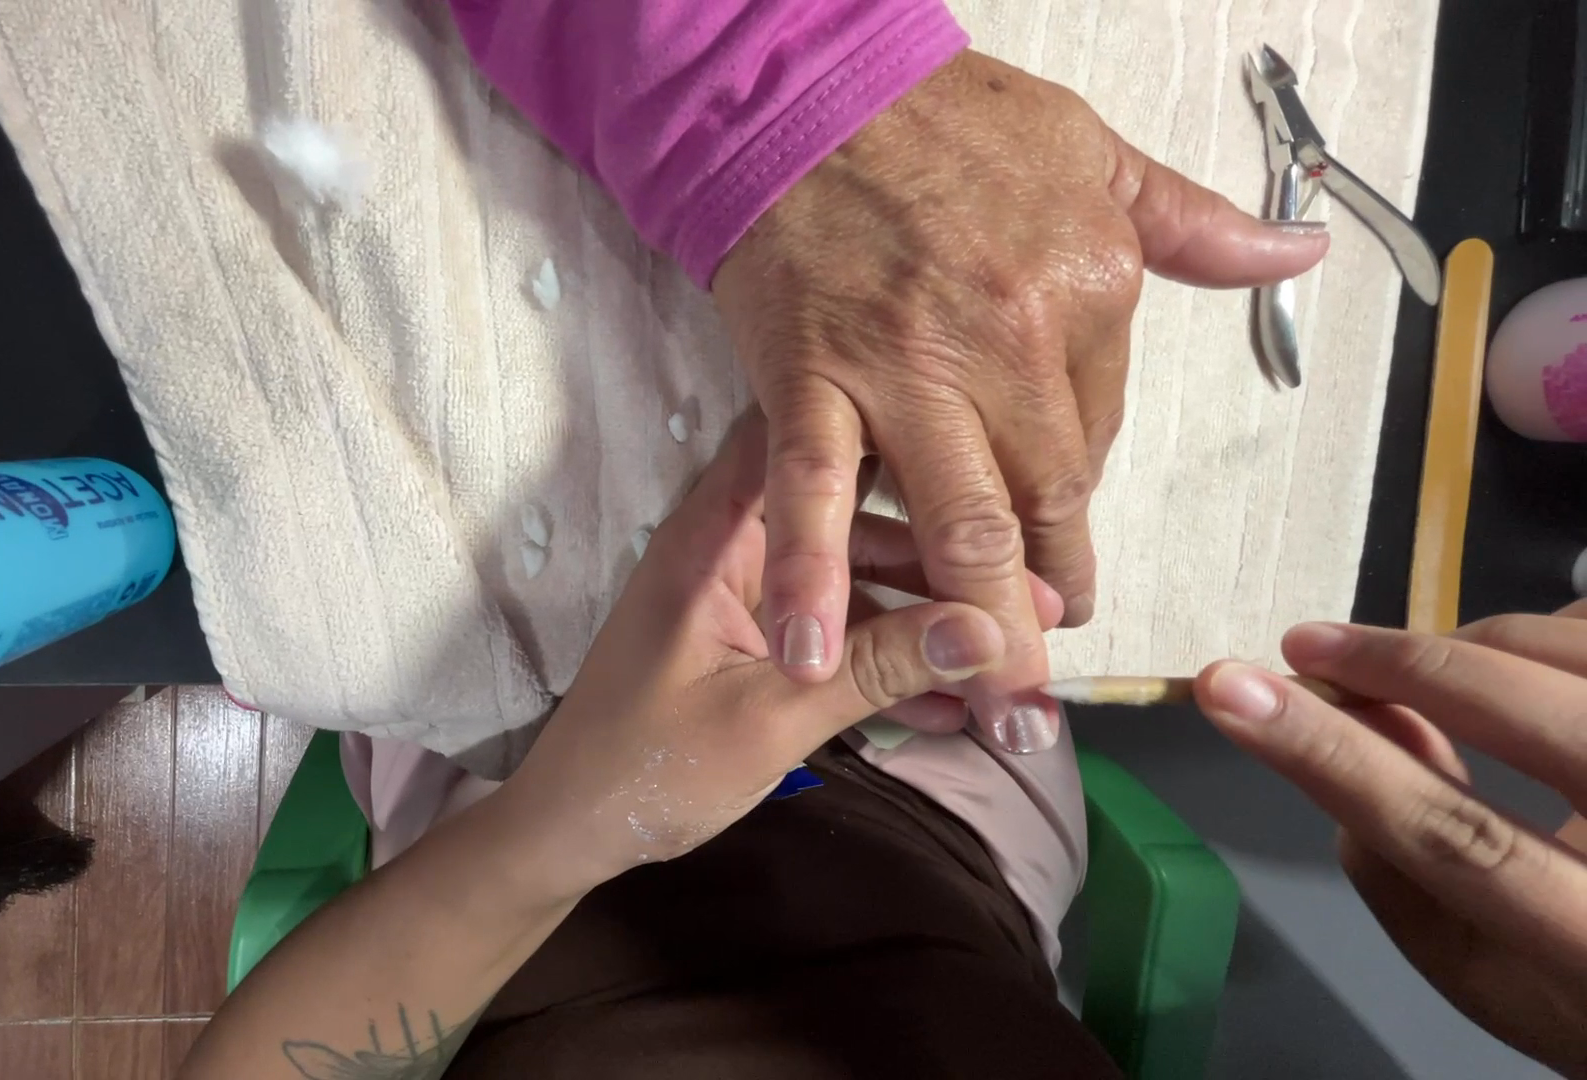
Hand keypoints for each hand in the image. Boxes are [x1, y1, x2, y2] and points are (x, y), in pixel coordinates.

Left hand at [496, 412, 1014, 886]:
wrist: (579, 826)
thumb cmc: (653, 765)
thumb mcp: (772, 717)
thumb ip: (875, 667)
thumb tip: (990, 628)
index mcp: (714, 538)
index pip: (789, 439)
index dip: (874, 425)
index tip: (965, 435)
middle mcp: (731, 550)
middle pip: (844, 528)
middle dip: (935, 562)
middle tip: (1036, 597)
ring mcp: (743, 599)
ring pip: (845, 588)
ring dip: (918, 623)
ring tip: (1010, 657)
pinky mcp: (752, 643)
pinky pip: (826, 633)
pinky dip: (876, 659)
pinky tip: (944, 700)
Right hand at [714, 50, 1329, 749]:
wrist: (808, 106)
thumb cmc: (943, 131)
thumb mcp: (1088, 156)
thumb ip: (1187, 220)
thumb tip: (1291, 257)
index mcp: (1084, 294)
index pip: (1088, 444)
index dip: (1071, 524)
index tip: (1056, 576)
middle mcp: (1007, 346)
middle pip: (1040, 508)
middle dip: (1042, 612)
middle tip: (1036, 699)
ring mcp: (903, 373)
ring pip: (949, 520)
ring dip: (965, 625)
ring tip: (973, 707)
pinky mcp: (810, 385)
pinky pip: (814, 494)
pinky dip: (812, 576)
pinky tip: (809, 654)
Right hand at [1194, 606, 1586, 1077]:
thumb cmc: (1565, 980)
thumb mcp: (1460, 956)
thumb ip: (1383, 853)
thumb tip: (1351, 719)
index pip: (1457, 838)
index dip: (1330, 750)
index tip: (1227, 685)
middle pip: (1559, 730)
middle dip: (1410, 666)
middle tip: (1311, 645)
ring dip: (1484, 643)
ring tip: (1428, 664)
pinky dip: (1555, 630)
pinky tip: (1523, 661)